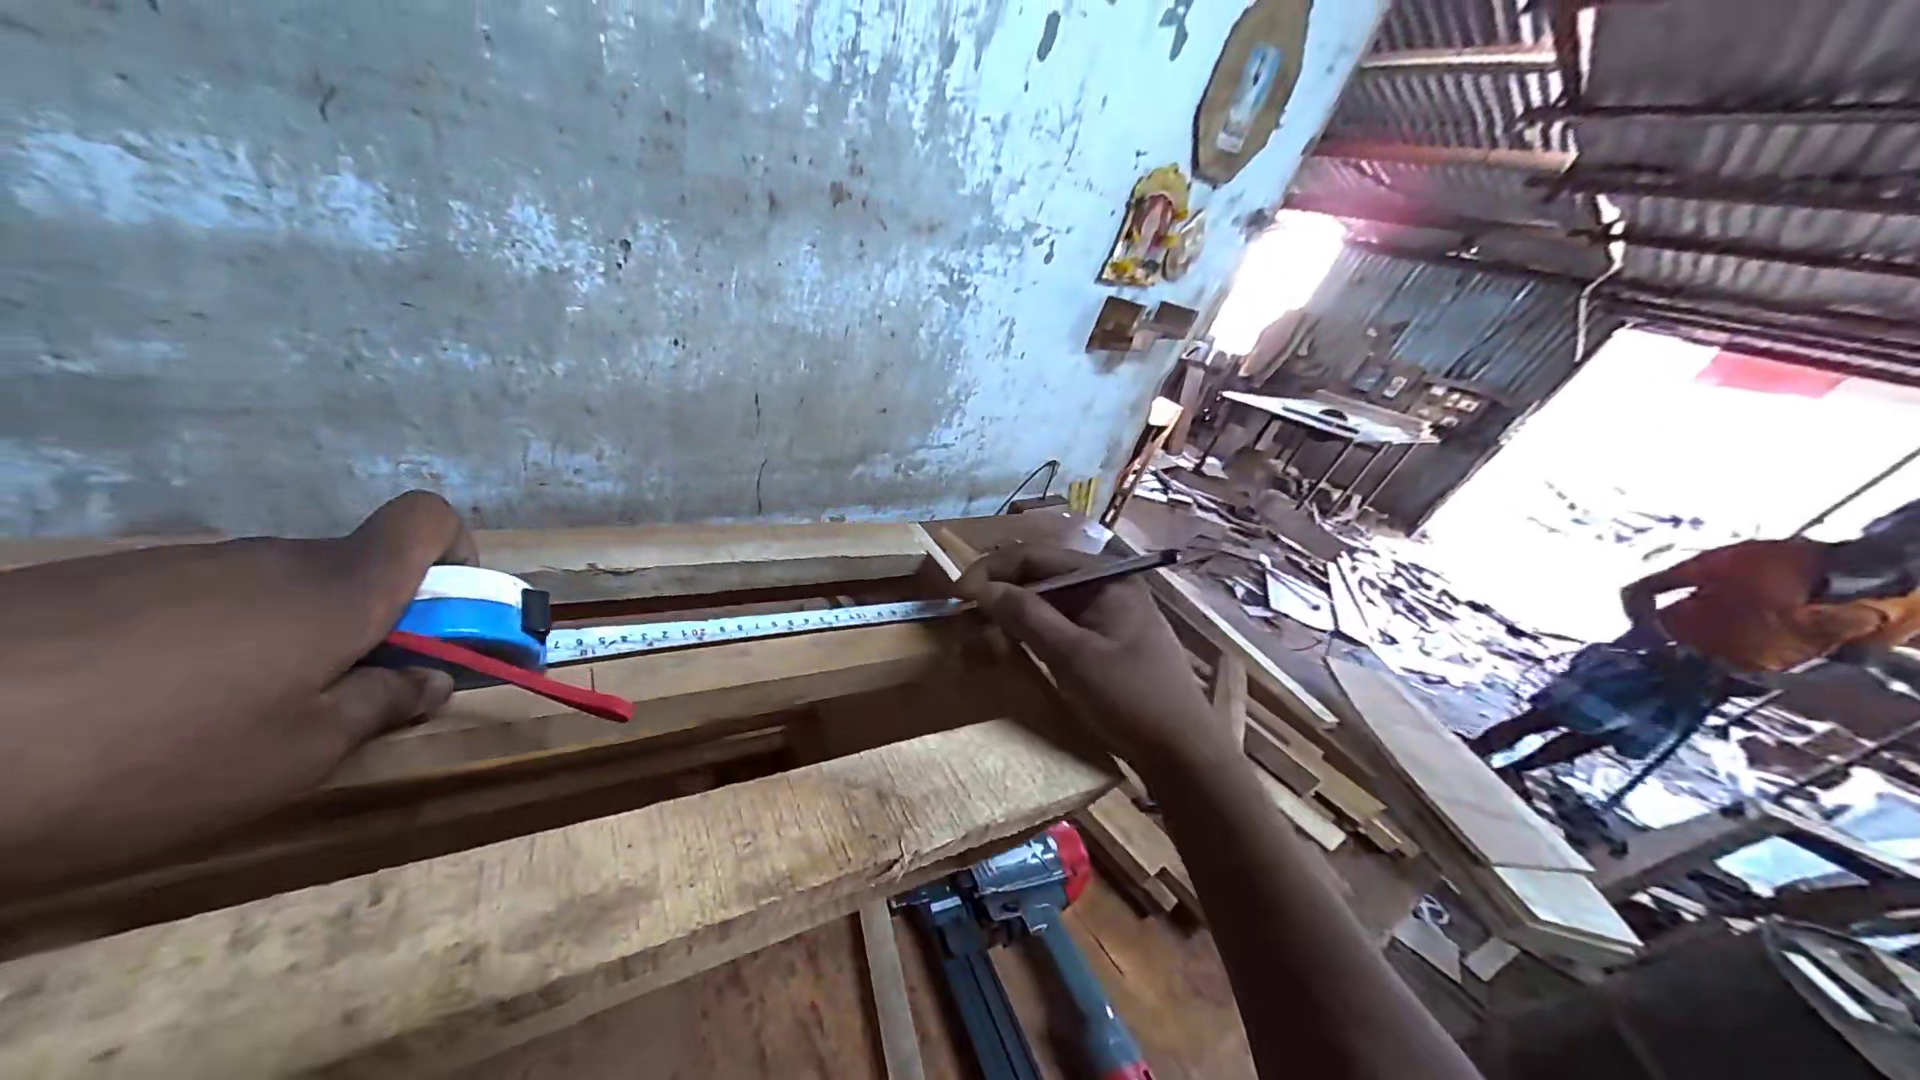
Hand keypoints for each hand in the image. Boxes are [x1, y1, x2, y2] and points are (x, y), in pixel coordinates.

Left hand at [0, 491, 471, 893]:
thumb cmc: (154, 755)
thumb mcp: (298, 754)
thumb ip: (382, 705)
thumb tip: (430, 680)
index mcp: (339, 590)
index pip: (427, 520)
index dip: (456, 554)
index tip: (446, 616)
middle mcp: (271, 559)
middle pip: (356, 568)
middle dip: (375, 623)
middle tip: (344, 696)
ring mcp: (180, 566)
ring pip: (277, 590)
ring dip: (291, 639)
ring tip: (229, 719)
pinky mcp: (97, 585)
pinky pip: (198, 602)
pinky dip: (211, 643)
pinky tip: (143, 709)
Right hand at [954, 544, 1229, 779]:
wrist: (1183, 753)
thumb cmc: (1130, 698)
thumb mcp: (1073, 656)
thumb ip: (1026, 616)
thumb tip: (979, 588)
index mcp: (1105, 577)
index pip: (1035, 556)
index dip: (991, 571)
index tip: (956, 596)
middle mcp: (1106, 585)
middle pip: (1040, 575)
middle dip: (1000, 592)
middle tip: (966, 618)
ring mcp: (1106, 612)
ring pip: (1046, 600)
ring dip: (1013, 613)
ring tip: (984, 635)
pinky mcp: (1104, 638)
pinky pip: (1059, 623)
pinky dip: (1032, 632)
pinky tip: (1013, 648)